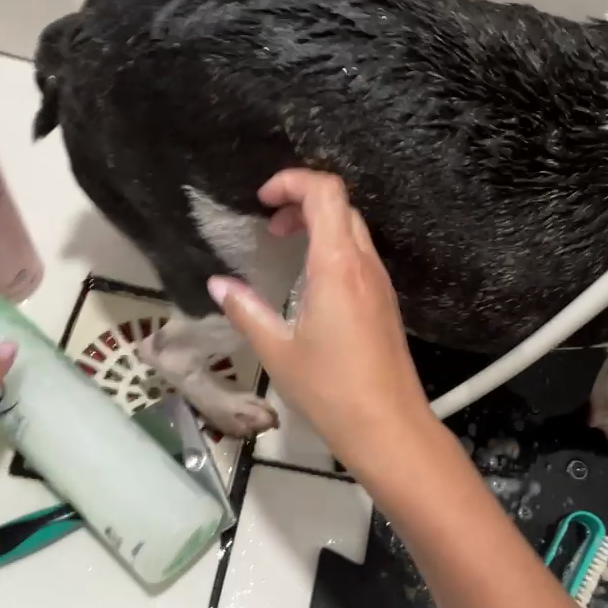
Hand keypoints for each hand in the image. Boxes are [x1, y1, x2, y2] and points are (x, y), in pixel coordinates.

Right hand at [207, 169, 437, 473]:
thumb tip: (218, 285)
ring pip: (354, 229)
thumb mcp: (277, 351)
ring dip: (320, 225)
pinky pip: (361, 256)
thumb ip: (246, 310)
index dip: (292, 181)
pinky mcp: (386, 302)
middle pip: (341, 205)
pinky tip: (311, 281)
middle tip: (271, 227)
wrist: (389, 426)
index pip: (326, 193)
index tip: (263, 200)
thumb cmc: (331, 390)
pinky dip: (334, 249)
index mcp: (338, 266)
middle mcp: (365, 265)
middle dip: (302, 201)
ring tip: (285, 248)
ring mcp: (381, 283)